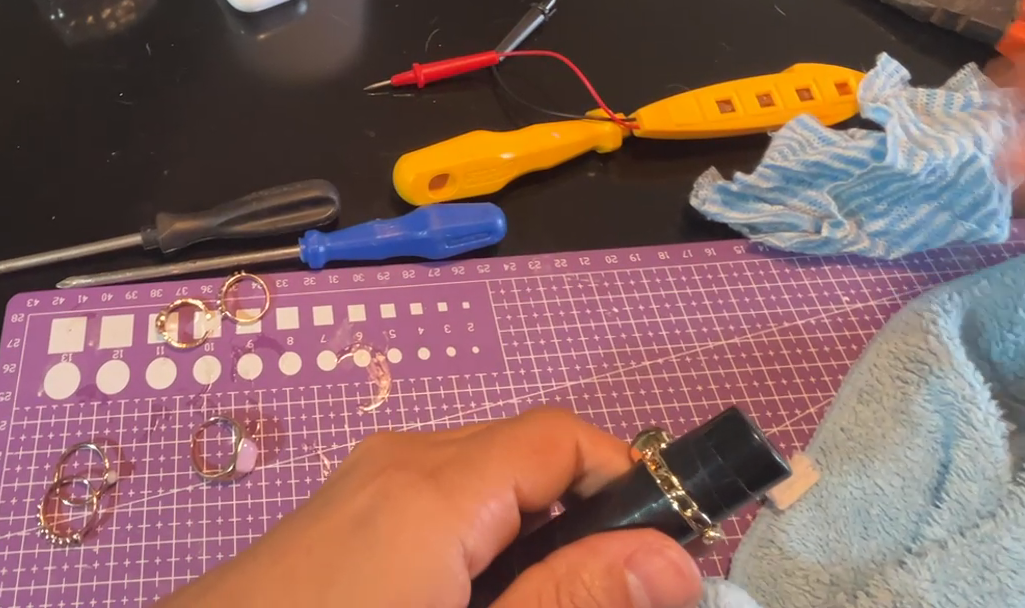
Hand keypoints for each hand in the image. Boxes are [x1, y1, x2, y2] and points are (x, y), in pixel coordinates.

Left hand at [157, 407, 701, 607]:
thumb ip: (571, 601)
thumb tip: (671, 558)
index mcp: (435, 482)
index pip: (559, 433)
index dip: (630, 473)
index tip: (673, 547)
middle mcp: (403, 454)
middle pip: (524, 449)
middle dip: (586, 510)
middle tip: (612, 595)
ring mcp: (369, 473)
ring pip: (484, 472)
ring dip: (535, 526)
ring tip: (544, 600)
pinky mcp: (351, 500)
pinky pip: (439, 492)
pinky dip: (482, 529)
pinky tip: (476, 592)